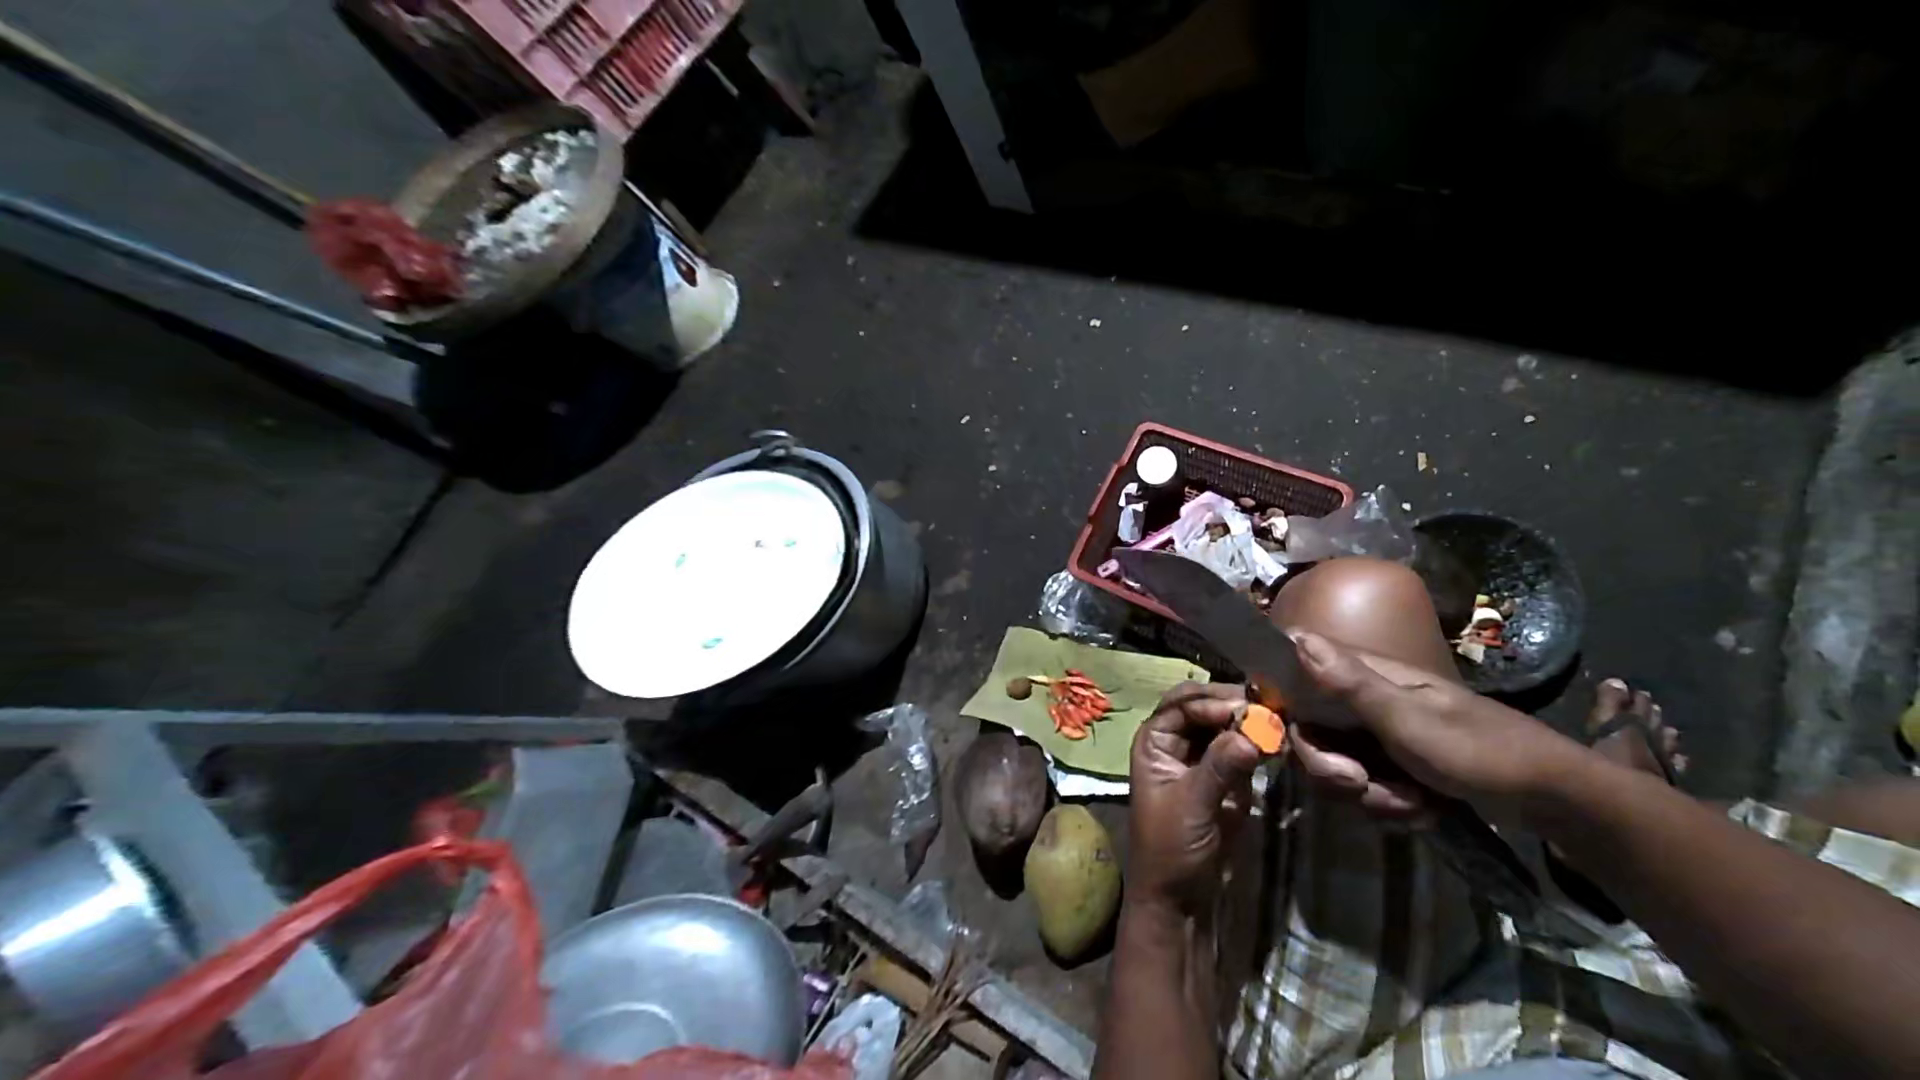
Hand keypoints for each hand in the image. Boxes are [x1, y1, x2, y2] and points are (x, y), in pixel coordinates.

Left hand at [1127, 682, 1262, 914]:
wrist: (1180, 897)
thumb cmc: (1171, 848)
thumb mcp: (1193, 804)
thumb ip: (1220, 766)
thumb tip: (1251, 731)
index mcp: (1154, 741)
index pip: (1182, 704)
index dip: (1214, 703)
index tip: (1249, 710)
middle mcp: (1174, 742)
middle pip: (1204, 707)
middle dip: (1232, 704)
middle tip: (1270, 707)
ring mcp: (1199, 758)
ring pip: (1224, 725)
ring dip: (1247, 720)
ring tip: (1278, 720)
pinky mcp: (1222, 777)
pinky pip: (1239, 748)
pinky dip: (1256, 742)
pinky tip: (1277, 741)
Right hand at [1282, 631, 1589, 820]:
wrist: (1552, 801)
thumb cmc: (1481, 749)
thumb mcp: (1409, 718)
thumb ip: (1350, 682)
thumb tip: (1297, 636)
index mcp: (1366, 678)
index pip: (1296, 675)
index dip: (1281, 703)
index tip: (1292, 736)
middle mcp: (1364, 703)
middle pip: (1309, 734)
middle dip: (1331, 769)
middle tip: (1360, 783)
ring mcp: (1379, 738)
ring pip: (1336, 768)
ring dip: (1369, 796)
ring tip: (1410, 804)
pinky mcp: (1394, 768)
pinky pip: (1364, 790)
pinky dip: (1388, 807)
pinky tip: (1420, 811)